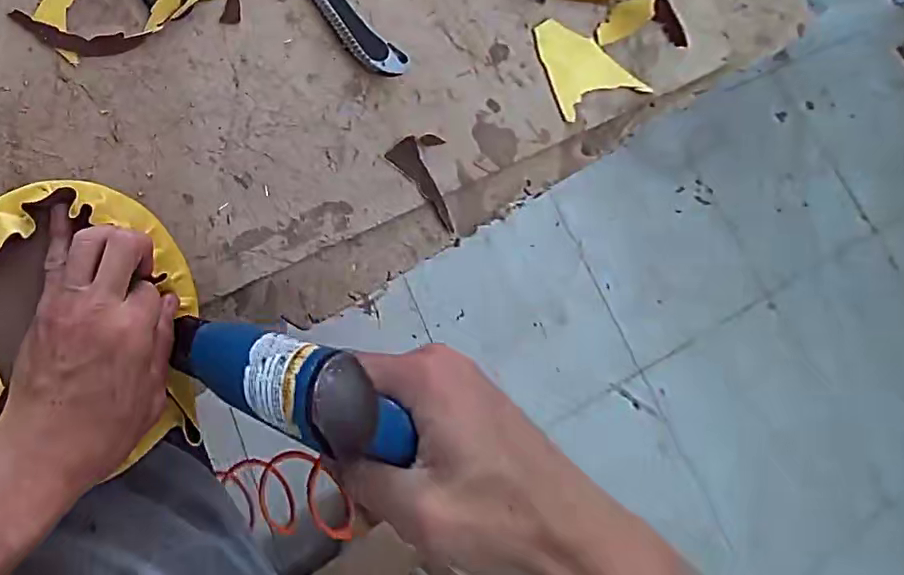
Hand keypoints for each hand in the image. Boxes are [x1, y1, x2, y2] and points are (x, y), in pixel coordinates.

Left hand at [0, 200, 178, 503]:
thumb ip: (161, 345)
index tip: (148, 310)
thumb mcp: (149, 399)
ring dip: (108, 237)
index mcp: (131, 330)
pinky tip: (62, 210)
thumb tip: (166, 305)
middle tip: (138, 269)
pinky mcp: (44, 307)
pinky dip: (58, 230)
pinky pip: (53, 258)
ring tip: (113, 254)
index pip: (151, 287)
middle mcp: (99, 307)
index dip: (153, 296)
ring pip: (90, 239)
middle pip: (125, 243)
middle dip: (139, 248)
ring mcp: (67, 303)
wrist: (36, 453)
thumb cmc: (95, 436)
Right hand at [339, 346, 689, 574]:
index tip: (320, 451)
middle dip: (362, 439)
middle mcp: (442, 361)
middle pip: (373, 390)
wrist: (583, 543)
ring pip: (398, 407)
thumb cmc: (498, 519)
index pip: (347, 370)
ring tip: (404, 499)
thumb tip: (334, 457)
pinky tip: (432, 489)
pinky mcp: (478, 402)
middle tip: (367, 492)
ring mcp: (463, 380)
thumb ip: (361, 476)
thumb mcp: (416, 509)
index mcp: (425, 370)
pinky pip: (425, 414)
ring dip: (389, 450)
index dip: (324, 408)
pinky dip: (415, 447)